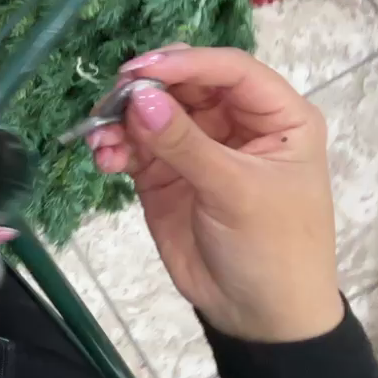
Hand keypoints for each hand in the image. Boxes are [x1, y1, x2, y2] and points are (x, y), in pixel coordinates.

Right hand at [86, 45, 342, 343]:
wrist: (255, 314)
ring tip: (101, 143)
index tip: (138, 72)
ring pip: (150, 113)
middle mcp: (234, 122)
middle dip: (143, 92)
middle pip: (182, 85)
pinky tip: (104, 160)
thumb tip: (139, 97)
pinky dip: (114, 147)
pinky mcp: (163, 172)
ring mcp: (195, 146)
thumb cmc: (272, 249)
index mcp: (276, 118)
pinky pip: (132, 145)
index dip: (185, 63)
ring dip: (120, 122)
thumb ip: (184, 142)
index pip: (229, 70)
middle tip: (109, 104)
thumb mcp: (235, 191)